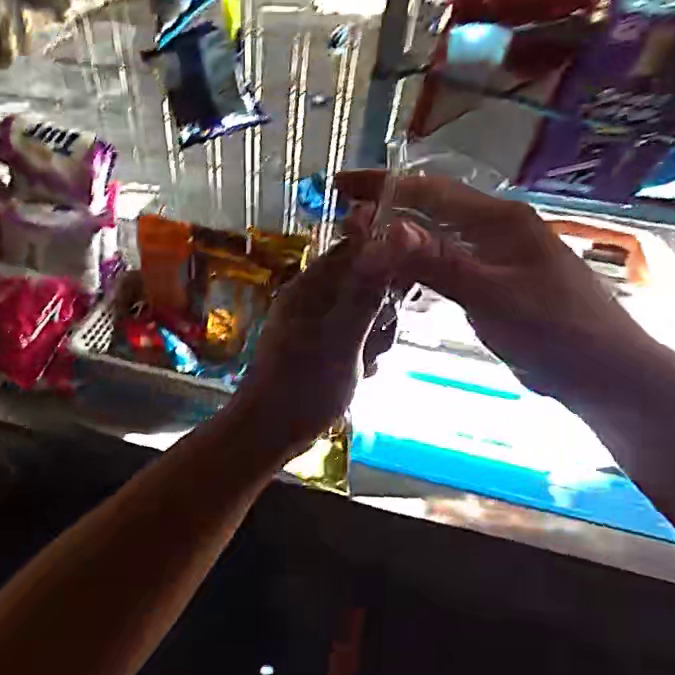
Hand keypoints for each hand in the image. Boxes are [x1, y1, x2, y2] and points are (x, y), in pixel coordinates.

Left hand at [224, 232, 396, 456]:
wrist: (271, 432)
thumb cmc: (304, 384)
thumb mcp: (343, 337)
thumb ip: (366, 292)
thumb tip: (390, 242)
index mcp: (311, 286)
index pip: (356, 250)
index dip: (386, 263)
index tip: (403, 291)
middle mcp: (312, 298)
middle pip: (366, 283)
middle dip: (381, 311)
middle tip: (376, 339)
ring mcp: (316, 323)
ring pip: (365, 314)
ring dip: (375, 337)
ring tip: (367, 361)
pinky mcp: (321, 347)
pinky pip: (355, 338)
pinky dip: (363, 354)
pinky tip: (362, 373)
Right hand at [336, 171, 660, 400]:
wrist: (607, 375)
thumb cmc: (556, 332)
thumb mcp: (491, 297)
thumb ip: (436, 262)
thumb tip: (382, 230)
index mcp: (499, 220)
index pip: (429, 190)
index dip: (382, 185)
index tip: (339, 186)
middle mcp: (498, 229)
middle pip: (431, 208)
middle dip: (385, 210)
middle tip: (342, 224)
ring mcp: (499, 255)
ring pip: (438, 237)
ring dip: (399, 238)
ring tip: (361, 247)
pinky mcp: (498, 282)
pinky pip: (448, 262)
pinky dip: (418, 264)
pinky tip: (398, 276)